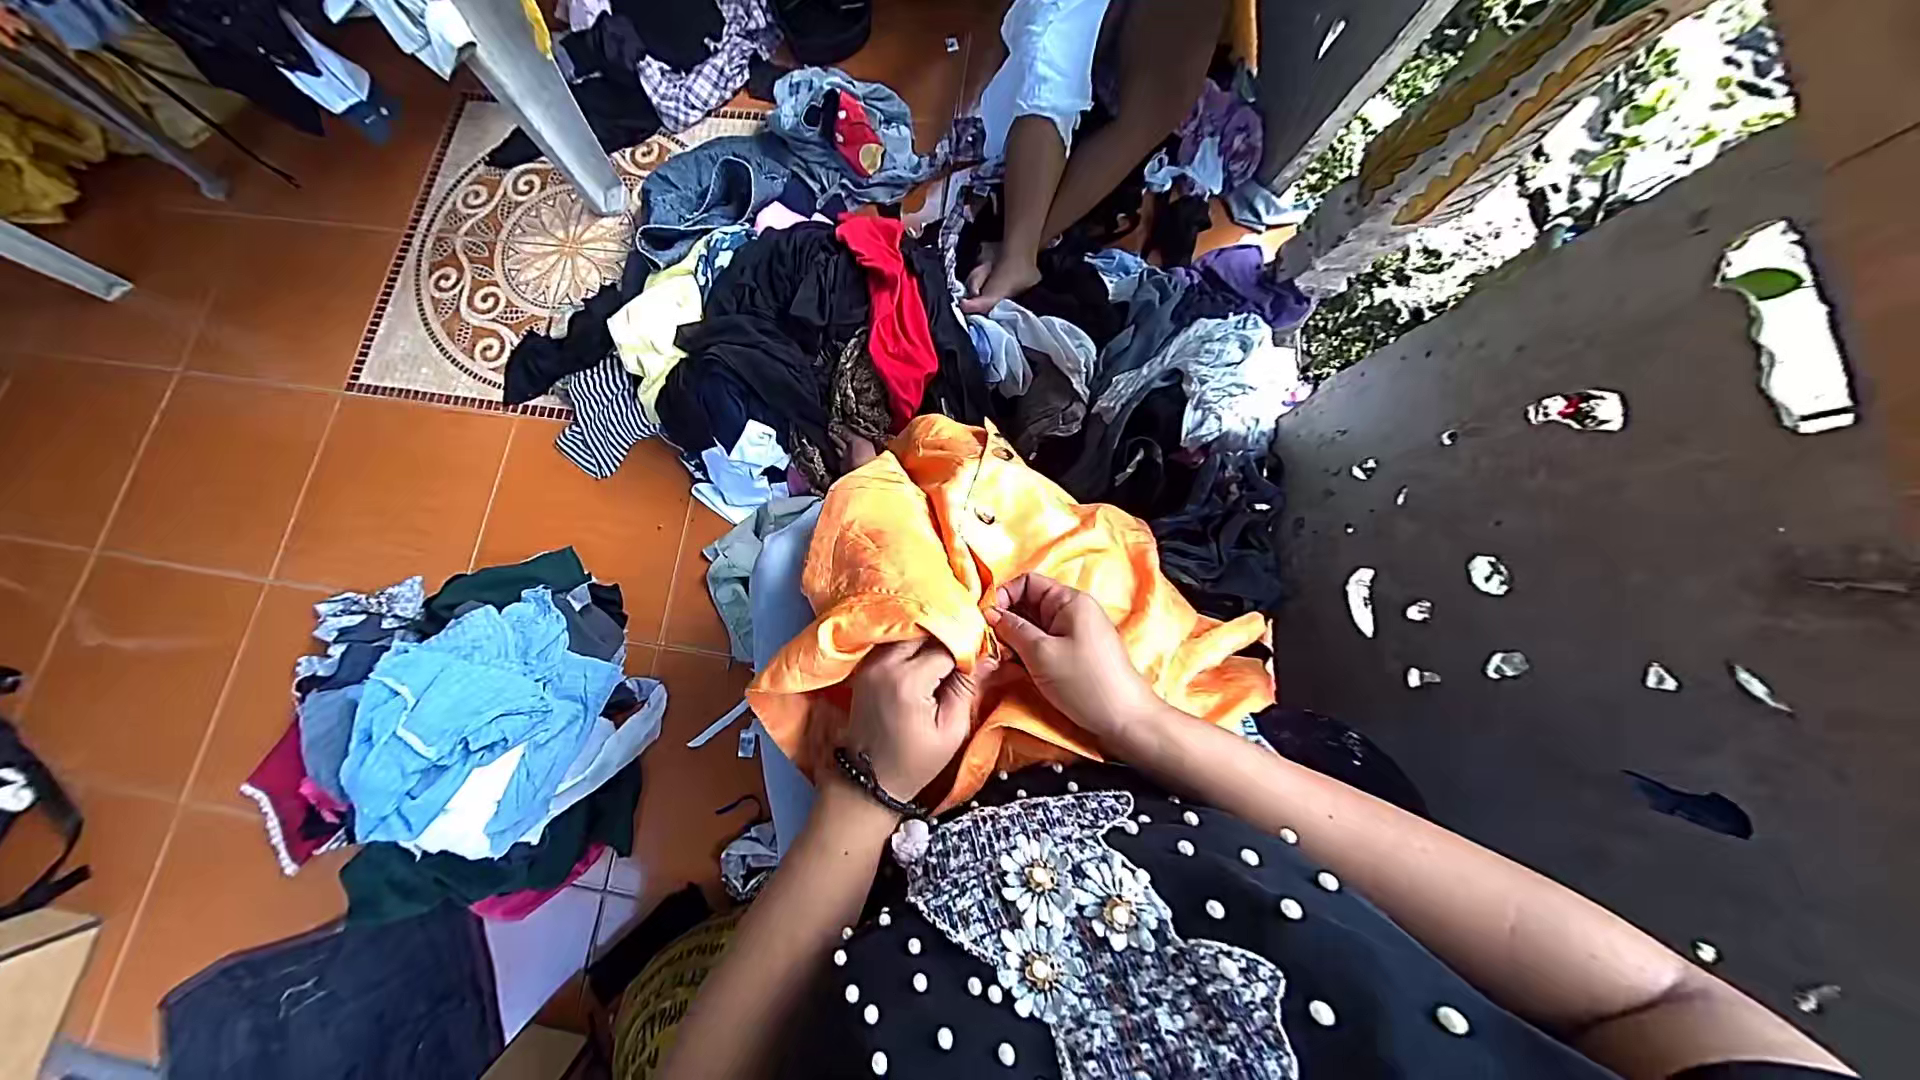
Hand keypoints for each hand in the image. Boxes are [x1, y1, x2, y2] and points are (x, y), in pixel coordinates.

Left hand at [843, 639, 989, 802]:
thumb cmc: (914, 762)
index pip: (946, 646)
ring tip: (949, 652)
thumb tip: (987, 656)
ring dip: (930, 637)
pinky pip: (893, 642)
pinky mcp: (864, 667)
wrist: (868, 781)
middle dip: (948, 635)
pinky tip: (927, 656)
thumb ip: (967, 688)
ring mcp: (870, 663)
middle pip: (924, 630)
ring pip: (908, 632)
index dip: (968, 650)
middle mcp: (884, 664)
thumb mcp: (951, 730)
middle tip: (968, 649)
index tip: (983, 656)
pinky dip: (912, 643)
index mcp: (907, 680)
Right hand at [986, 574, 1158, 739]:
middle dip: (1005, 620)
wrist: (1125, 721)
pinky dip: (1026, 653)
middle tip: (987, 643)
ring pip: (1033, 626)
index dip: (1003, 595)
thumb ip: (1012, 629)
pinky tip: (1015, 669)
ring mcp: (1074, 633)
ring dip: (1014, 640)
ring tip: (999, 659)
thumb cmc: (1085, 682)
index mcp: (1069, 600)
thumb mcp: (1040, 653)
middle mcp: (1072, 611)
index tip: (984, 618)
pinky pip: (1043, 644)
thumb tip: (989, 613)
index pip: (1027, 582)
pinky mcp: (1073, 654)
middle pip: (1028, 604)